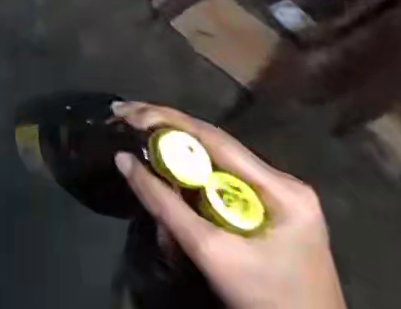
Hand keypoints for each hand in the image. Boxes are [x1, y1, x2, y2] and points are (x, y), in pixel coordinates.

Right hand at [113, 101, 345, 308]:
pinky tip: (164, 189)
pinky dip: (184, 183)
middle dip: (162, 135)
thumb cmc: (268, 298)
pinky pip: (214, 183)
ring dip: (171, 163)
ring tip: (136, 161)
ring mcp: (275, 196)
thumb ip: (164, 203)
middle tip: (119, 120)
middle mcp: (280, 182)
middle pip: (208, 145)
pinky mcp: (266, 211)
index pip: (212, 137)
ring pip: (208, 163)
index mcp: (281, 188)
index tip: (123, 112)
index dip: (163, 119)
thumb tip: (122, 158)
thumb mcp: (210, 251)